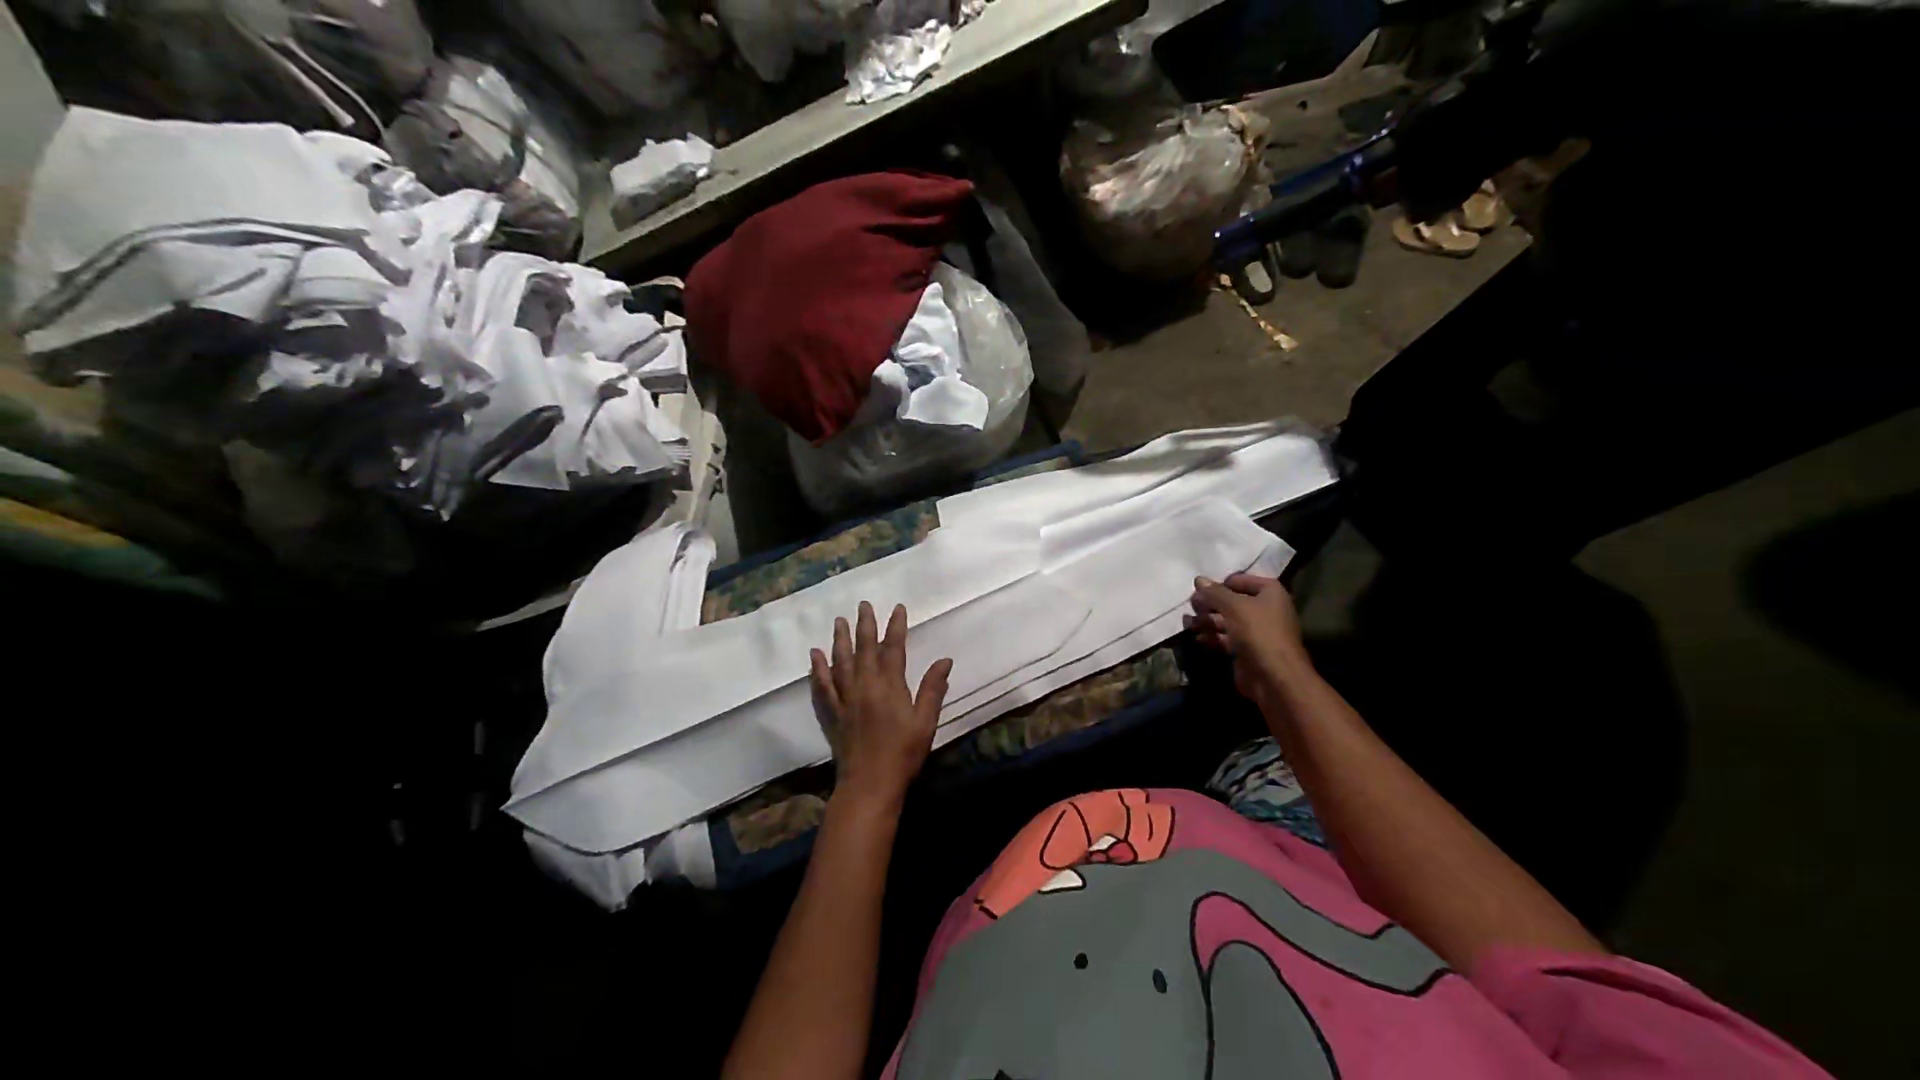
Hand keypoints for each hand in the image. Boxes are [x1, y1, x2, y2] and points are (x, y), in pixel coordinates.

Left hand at [811, 601, 952, 811]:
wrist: (869, 784)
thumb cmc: (903, 754)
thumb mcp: (925, 722)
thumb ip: (933, 690)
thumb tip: (944, 661)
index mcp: (890, 686)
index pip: (894, 648)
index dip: (896, 627)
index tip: (898, 608)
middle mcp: (865, 686)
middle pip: (864, 648)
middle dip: (865, 625)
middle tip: (863, 605)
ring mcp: (845, 698)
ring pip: (841, 661)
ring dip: (840, 639)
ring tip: (839, 621)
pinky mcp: (832, 713)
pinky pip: (822, 685)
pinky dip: (818, 669)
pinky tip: (815, 656)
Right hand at [1186, 574, 1312, 703]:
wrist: (1274, 677)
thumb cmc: (1258, 632)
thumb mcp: (1234, 606)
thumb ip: (1214, 592)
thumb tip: (1198, 579)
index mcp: (1269, 592)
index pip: (1239, 580)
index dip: (1219, 583)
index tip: (1199, 589)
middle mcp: (1264, 609)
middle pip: (1231, 601)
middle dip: (1209, 603)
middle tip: (1191, 606)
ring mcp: (1255, 631)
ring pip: (1226, 620)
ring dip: (1206, 620)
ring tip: (1188, 623)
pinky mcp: (1245, 650)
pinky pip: (1225, 638)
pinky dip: (1211, 637)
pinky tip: (1197, 638)